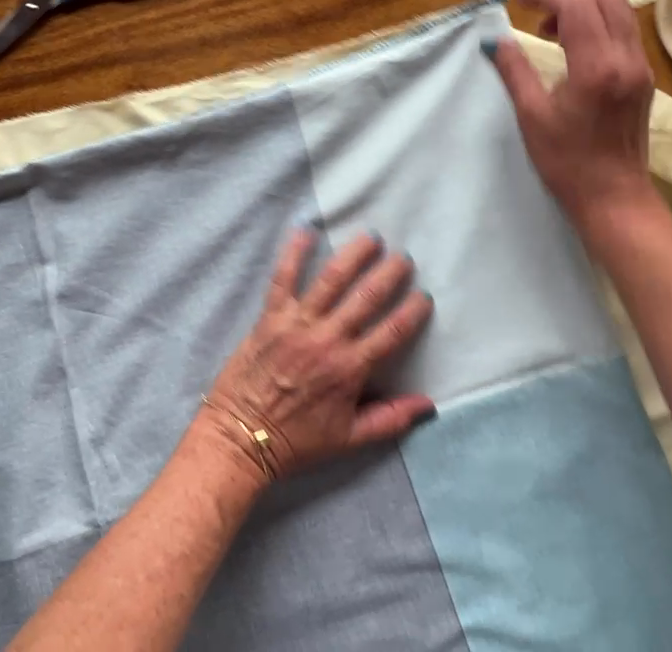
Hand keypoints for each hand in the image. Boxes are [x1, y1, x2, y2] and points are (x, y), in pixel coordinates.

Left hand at [200, 228, 436, 483]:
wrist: (242, 438)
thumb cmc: (297, 441)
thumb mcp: (349, 439)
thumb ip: (391, 418)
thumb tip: (429, 404)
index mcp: (350, 369)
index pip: (393, 331)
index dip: (413, 311)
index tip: (424, 296)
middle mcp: (327, 340)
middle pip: (366, 297)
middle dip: (389, 273)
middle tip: (403, 257)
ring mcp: (297, 325)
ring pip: (330, 280)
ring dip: (353, 255)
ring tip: (370, 237)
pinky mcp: (269, 318)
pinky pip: (282, 278)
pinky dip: (293, 253)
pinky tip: (305, 230)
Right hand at [486, 0, 657, 226]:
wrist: (613, 196)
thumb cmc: (567, 162)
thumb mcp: (531, 116)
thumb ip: (515, 71)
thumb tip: (497, 41)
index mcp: (596, 67)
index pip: (576, 4)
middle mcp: (626, 58)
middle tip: (535, 7)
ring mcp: (640, 66)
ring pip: (619, 8)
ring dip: (584, 4)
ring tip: (550, 28)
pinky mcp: (643, 76)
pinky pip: (624, 29)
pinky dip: (597, 21)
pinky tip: (572, 45)